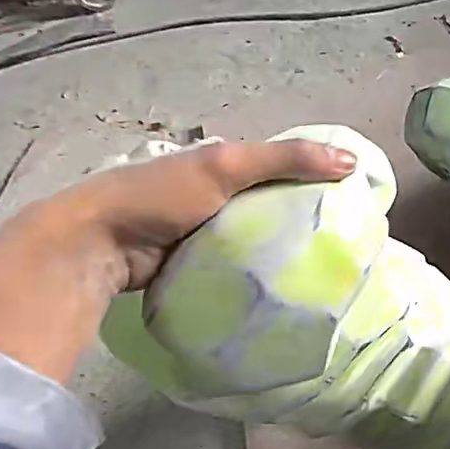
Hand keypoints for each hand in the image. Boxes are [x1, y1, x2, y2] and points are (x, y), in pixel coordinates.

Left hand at [0, 138, 357, 382]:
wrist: (99, 243)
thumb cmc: (161, 194)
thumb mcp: (225, 167)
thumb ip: (284, 161)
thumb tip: (350, 162)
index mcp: (219, 165)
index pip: (278, 168)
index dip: (312, 179)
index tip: (347, 202)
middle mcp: (212, 196)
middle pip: (268, 207)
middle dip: (299, 221)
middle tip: (340, 244)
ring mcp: (200, 234)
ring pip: (252, 241)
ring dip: (278, 253)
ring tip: (318, 271)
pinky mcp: (192, 266)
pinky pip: (233, 267)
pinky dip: (253, 274)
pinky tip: (279, 287)